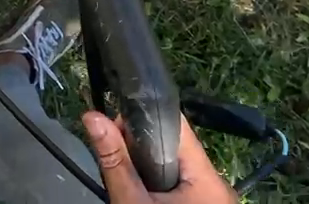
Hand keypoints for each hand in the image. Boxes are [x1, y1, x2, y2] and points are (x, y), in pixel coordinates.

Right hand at [81, 114, 235, 203]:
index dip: (142, 118)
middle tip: (117, 161)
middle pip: (174, 144)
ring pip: (175, 165)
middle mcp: (218, 185)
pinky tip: (144, 197)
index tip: (114, 129)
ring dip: (147, 167)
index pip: (175, 124)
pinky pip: (181, 184)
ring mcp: (216, 201)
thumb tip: (90, 114)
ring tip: (129, 183)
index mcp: (208, 178)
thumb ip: (114, 160)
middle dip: (140, 147)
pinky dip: (159, 184)